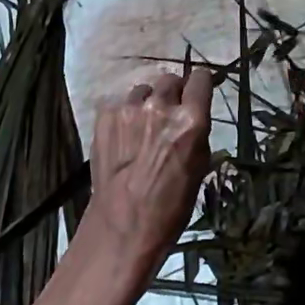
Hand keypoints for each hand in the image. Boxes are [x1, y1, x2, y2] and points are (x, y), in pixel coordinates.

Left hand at [89, 69, 215, 270]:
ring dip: (147, 103)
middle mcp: (160, 106)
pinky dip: (124, 115)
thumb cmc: (170, 206)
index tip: (196, 94)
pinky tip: (123, 137)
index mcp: (190, 120)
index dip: (199, 86)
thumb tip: (194, 118)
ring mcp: (129, 109)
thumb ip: (198, 134)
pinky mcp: (104, 116)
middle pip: (170, 80)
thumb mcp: (199, 169)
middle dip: (173, 94)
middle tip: (168, 116)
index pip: (200, 78)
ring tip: (142, 128)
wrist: (122, 225)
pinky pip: (120, 104)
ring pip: (143, 90)